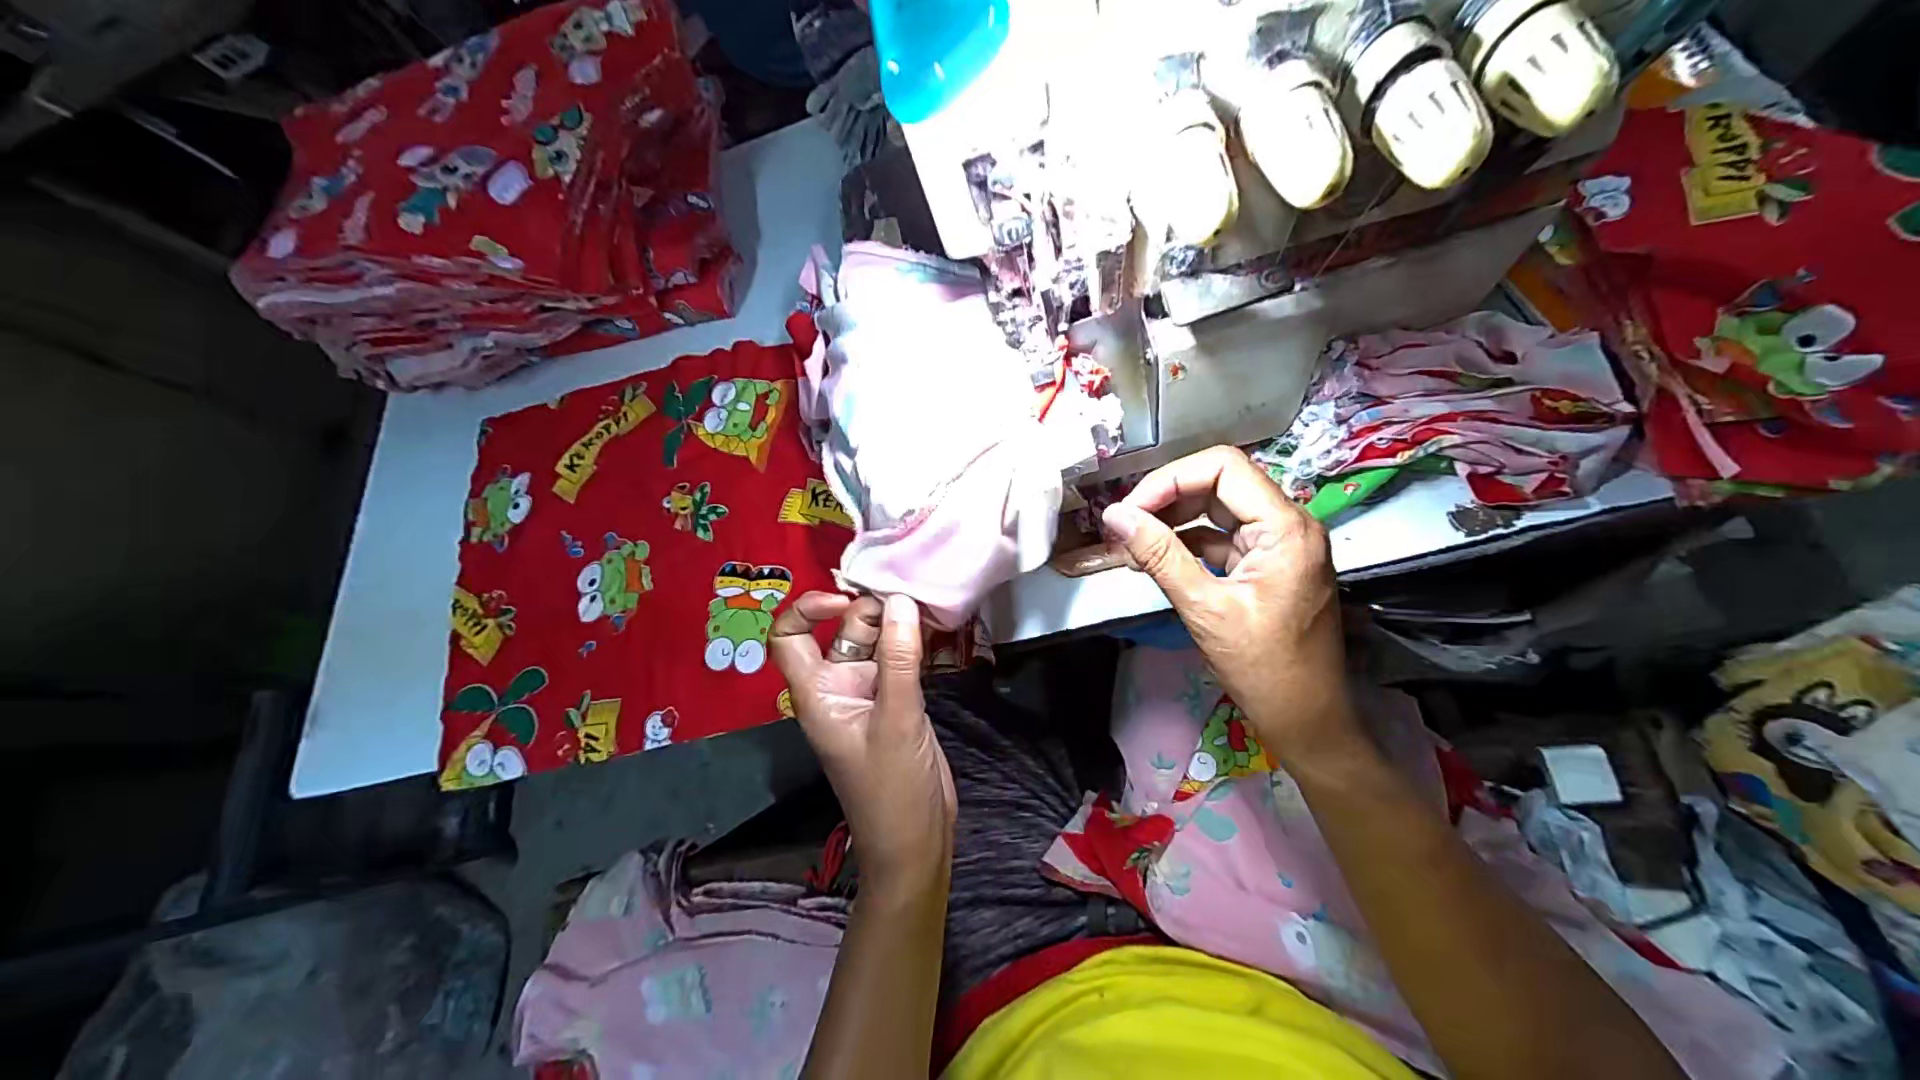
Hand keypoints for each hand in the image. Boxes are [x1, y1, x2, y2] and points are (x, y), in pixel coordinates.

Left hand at [771, 592, 955, 892]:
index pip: (790, 638)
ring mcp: (869, 695)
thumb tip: (901, 600)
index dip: (807, 610)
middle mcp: (838, 688)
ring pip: (874, 642)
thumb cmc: (891, 789)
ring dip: (894, 623)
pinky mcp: (896, 703)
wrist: (916, 842)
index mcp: (818, 694)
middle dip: (868, 611)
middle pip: (840, 632)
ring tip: (924, 603)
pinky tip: (932, 626)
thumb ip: (899, 660)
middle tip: (906, 598)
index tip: (845, 600)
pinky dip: (911, 643)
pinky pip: (898, 660)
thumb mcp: (896, 721)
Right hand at [1102, 446, 1360, 764]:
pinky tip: (1154, 557)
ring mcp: (1279, 544)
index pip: (1223, 467)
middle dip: (1166, 499)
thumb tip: (1115, 516)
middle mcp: (1288, 524)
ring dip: (1172, 520)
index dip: (1170, 480)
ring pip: (1217, 508)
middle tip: (1124, 524)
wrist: (1307, 718)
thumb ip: (1159, 555)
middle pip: (1219, 483)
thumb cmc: (1264, 668)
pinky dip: (1186, 542)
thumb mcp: (1205, 608)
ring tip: (1131, 542)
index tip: (1131, 510)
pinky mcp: (1267, 564)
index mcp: (1285, 527)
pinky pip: (1221, 536)